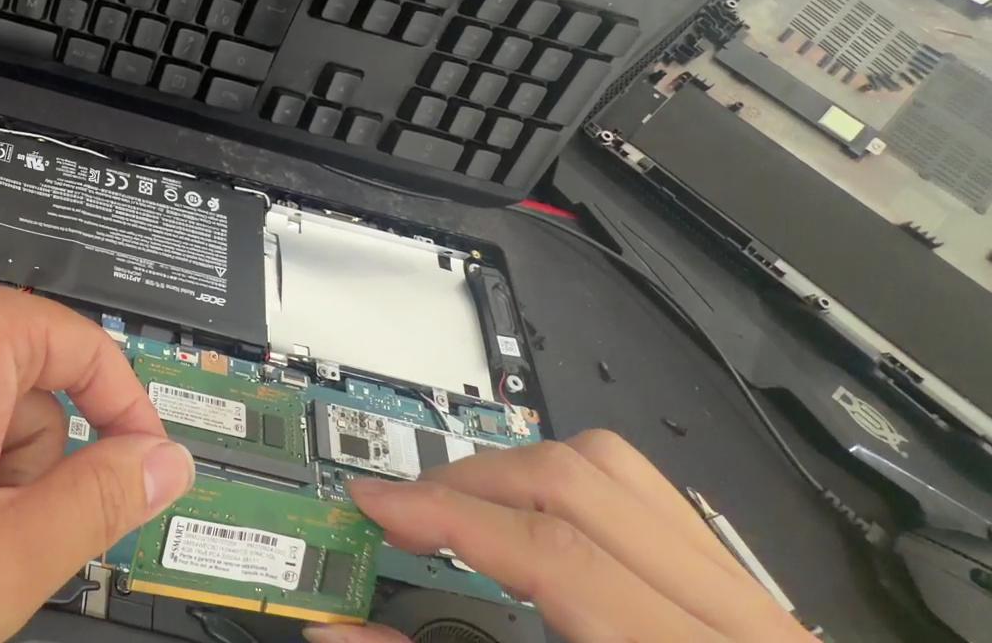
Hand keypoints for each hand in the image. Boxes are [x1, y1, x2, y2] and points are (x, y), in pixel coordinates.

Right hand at [304, 431, 814, 642]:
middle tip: (403, 509)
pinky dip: (561, 479)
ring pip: (610, 465)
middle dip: (466, 483)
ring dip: (510, 469)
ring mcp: (752, 598)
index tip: (374, 503)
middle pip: (575, 486)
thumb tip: (339, 633)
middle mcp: (741, 624)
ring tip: (457, 503)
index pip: (554, 553)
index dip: (447, 517)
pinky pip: (641, 486)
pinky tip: (527, 514)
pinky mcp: (743, 588)